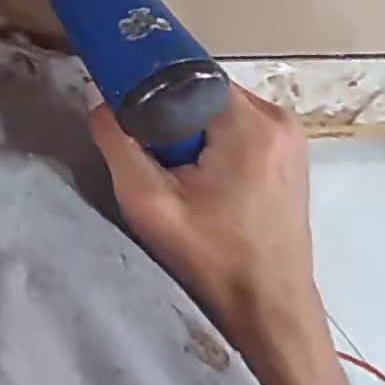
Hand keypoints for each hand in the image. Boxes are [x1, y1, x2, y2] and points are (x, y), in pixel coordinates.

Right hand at [94, 90, 384, 384]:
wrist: (269, 311)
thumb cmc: (211, 257)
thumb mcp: (146, 200)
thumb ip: (116, 141)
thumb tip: (96, 97)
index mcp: (251, 124)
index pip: (185, 73)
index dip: (146, 83)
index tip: (119, 100)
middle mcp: (278, 119)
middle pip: (199, 87)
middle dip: (165, 108)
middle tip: (142, 142)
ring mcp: (288, 136)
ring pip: (212, 105)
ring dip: (183, 124)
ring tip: (163, 160)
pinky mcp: (286, 153)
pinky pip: (230, 123)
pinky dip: (204, 137)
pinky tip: (188, 168)